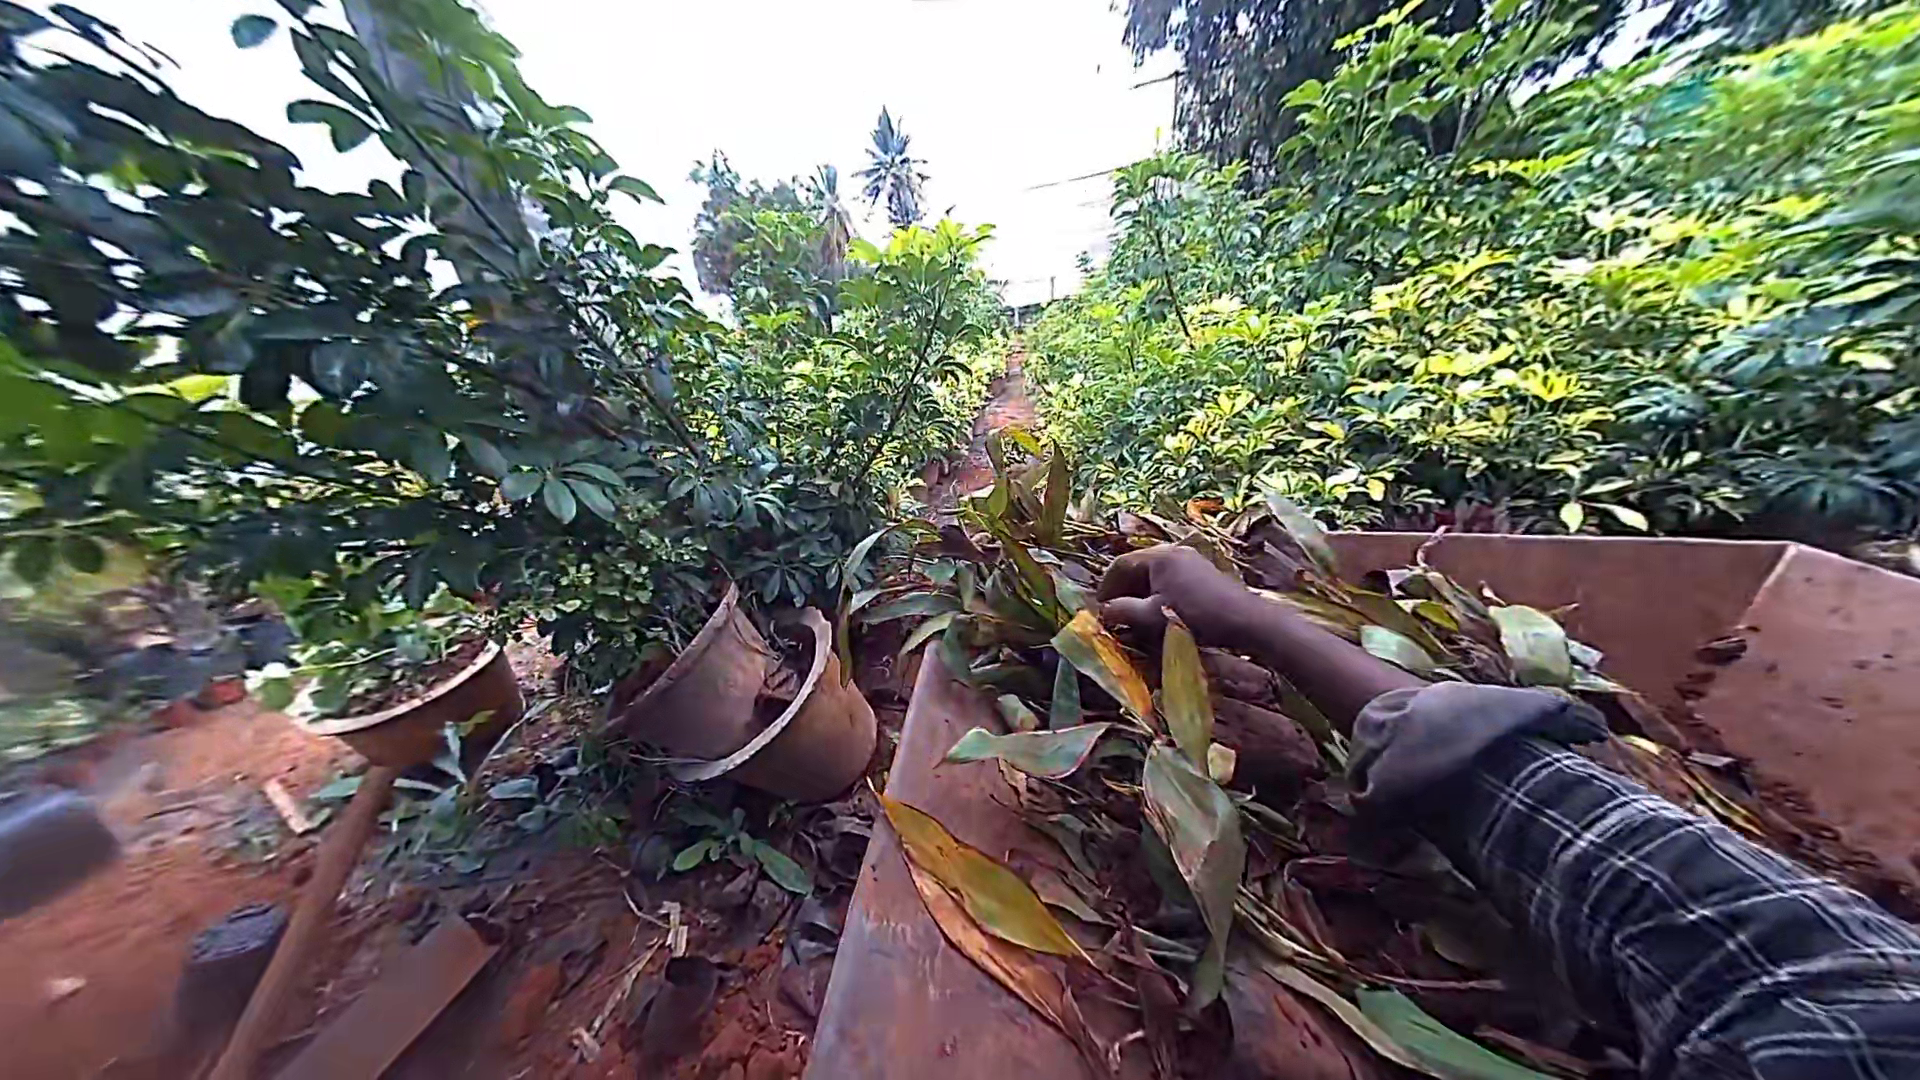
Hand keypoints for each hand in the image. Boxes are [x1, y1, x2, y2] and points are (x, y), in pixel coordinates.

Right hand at [1097, 545, 1265, 648]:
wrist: (1246, 620)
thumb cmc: (1197, 615)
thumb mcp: (1154, 616)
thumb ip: (1125, 611)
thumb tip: (1104, 611)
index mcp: (1159, 557)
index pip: (1121, 564)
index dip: (1106, 585)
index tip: (1099, 606)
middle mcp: (1173, 550)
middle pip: (1137, 565)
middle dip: (1122, 588)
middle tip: (1113, 610)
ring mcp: (1189, 558)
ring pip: (1152, 571)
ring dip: (1138, 590)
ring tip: (1132, 611)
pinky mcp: (1201, 570)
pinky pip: (1168, 576)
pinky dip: (1156, 590)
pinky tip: (1156, 608)